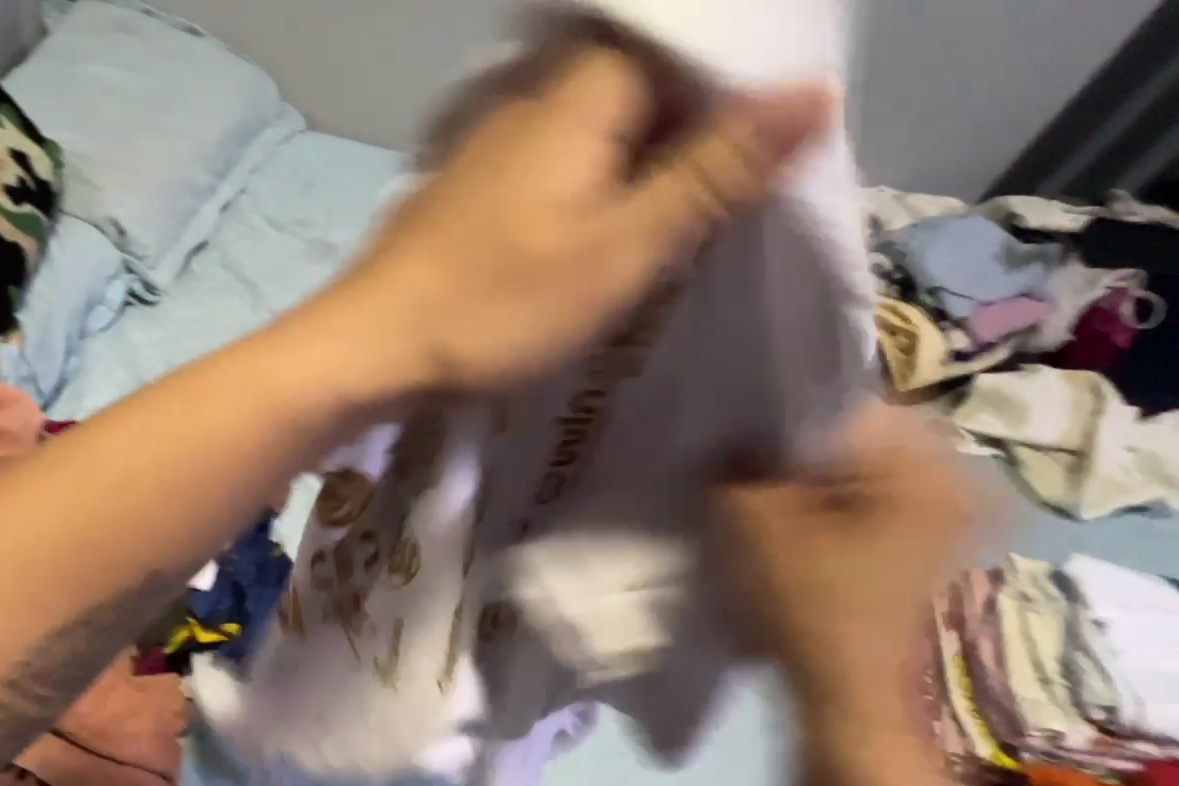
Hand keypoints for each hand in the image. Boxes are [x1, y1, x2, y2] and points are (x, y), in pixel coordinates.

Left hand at [337, 45, 833, 395]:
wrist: (370, 346)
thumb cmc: (493, 305)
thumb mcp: (619, 250)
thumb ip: (710, 173)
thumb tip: (810, 91)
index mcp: (580, 91)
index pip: (686, 44)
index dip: (738, 85)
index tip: (770, 142)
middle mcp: (530, 94)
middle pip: (638, 79)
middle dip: (690, 123)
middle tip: (729, 184)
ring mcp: (488, 139)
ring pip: (591, 122)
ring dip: (637, 157)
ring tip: (672, 209)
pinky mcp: (464, 183)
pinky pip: (548, 157)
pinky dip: (585, 180)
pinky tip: (596, 221)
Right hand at [713, 405, 981, 722]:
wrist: (846, 696)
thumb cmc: (808, 606)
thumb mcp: (754, 525)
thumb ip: (734, 468)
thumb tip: (727, 441)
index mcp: (930, 467)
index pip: (845, 402)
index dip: (779, 411)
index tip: (731, 427)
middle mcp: (955, 480)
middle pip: (854, 435)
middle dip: (791, 445)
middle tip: (735, 457)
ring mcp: (945, 515)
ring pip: (856, 468)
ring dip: (802, 475)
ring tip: (752, 488)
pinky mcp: (922, 543)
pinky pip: (865, 498)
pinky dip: (820, 501)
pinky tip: (780, 518)